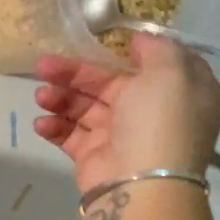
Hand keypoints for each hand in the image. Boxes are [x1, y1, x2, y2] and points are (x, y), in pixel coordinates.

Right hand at [33, 34, 219, 192]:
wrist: (140, 181)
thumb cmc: (159, 121)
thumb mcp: (170, 73)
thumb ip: (157, 49)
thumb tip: (141, 38)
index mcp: (178, 90)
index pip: (153, 63)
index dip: (126, 51)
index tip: (98, 42)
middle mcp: (151, 110)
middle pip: (108, 83)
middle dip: (75, 74)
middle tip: (43, 66)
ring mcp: (120, 134)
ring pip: (84, 108)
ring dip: (60, 99)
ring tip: (41, 96)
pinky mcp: (93, 154)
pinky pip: (70, 135)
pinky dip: (54, 127)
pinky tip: (42, 123)